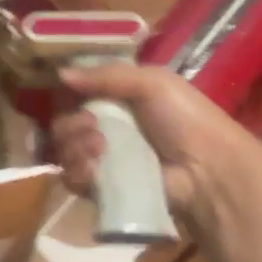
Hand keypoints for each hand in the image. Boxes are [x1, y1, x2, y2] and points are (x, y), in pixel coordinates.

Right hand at [50, 64, 261, 220]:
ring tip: (99, 149)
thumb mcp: (152, 83)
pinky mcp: (98, 187)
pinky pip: (70, 179)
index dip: (67, 97)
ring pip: (63, 152)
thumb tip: (60, 74)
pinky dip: (77, 172)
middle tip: (92, 127)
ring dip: (74, 148)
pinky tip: (94, 169)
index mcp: (115, 101)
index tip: (71, 97)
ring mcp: (99, 160)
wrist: (201, 166)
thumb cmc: (182, 118)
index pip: (75, 97)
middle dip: (71, 126)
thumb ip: (107, 76)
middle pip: (63, 126)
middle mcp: (102, 129)